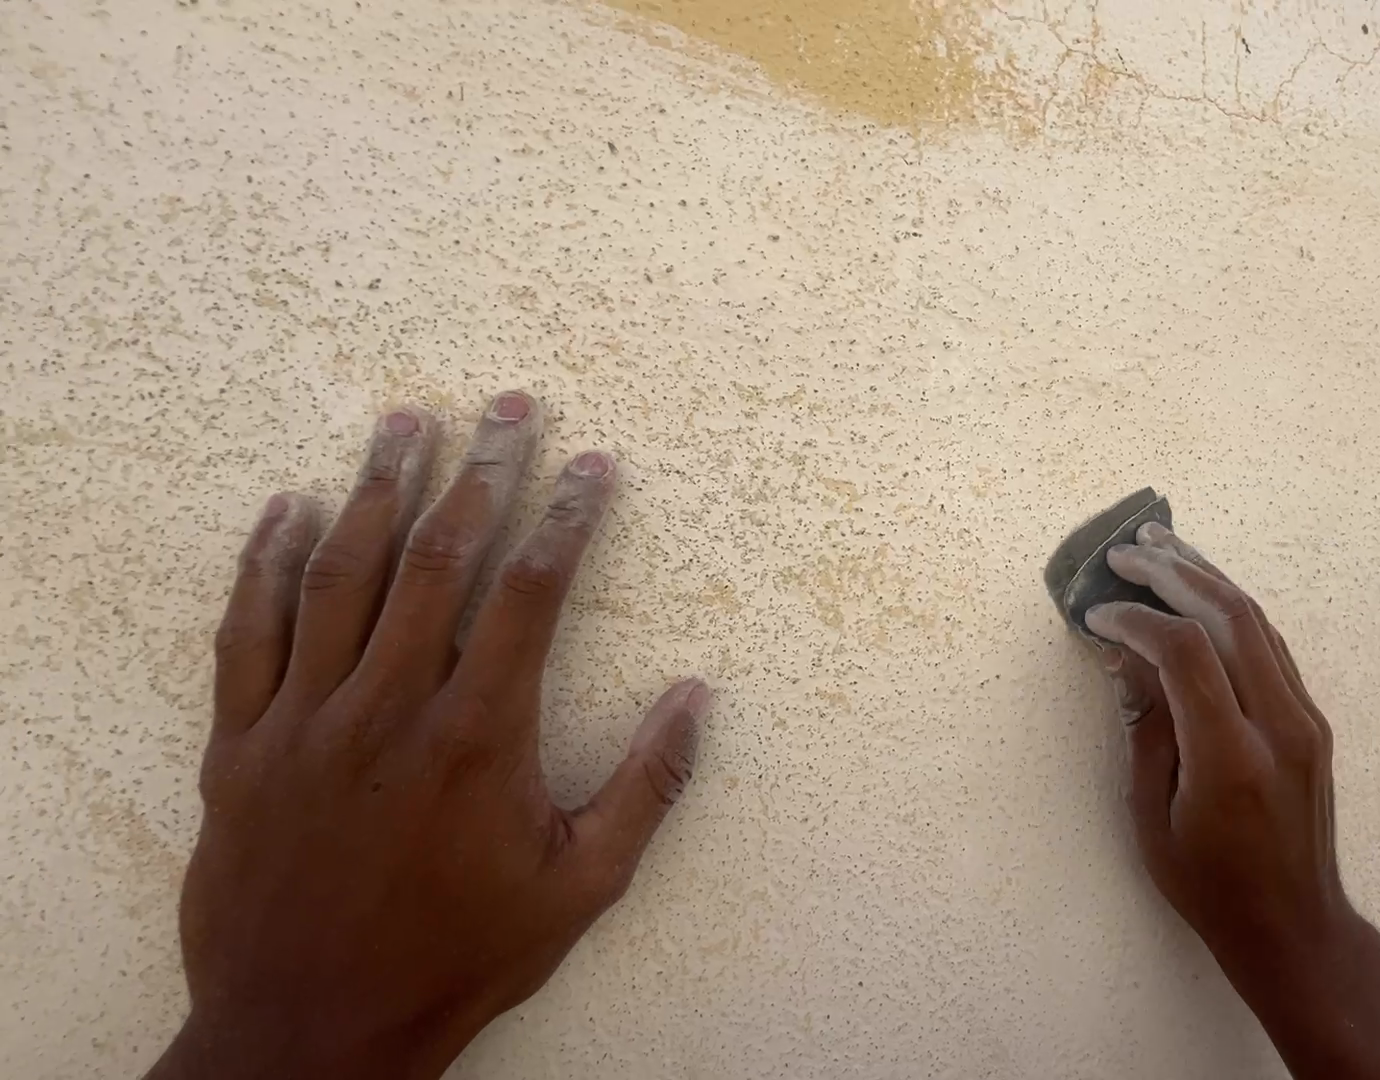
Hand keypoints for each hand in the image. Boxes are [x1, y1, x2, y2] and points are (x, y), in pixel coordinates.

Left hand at [147, 393, 708, 1079]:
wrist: (305, 1036)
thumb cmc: (463, 951)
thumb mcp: (586, 881)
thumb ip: (649, 784)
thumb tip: (697, 697)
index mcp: (477, 735)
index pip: (530, 593)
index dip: (566, 518)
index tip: (592, 466)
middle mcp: (388, 710)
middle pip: (440, 560)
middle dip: (482, 473)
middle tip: (509, 407)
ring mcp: (303, 724)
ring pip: (342, 576)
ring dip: (381, 489)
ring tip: (409, 421)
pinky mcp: (239, 749)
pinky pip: (246, 633)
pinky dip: (266, 561)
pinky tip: (291, 506)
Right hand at [1089, 522, 1379, 1079]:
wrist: (1296, 926)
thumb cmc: (1209, 883)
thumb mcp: (1151, 813)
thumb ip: (1144, 725)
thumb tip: (1125, 656)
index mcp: (1231, 756)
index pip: (1184, 652)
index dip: (1135, 620)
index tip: (1097, 616)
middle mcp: (1279, 724)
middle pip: (1230, 616)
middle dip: (1172, 571)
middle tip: (1126, 549)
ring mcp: (1304, 717)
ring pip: (1256, 619)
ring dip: (1206, 574)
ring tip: (1162, 543)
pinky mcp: (1310, 717)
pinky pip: (1268, 642)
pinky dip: (1229, 605)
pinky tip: (1200, 588)